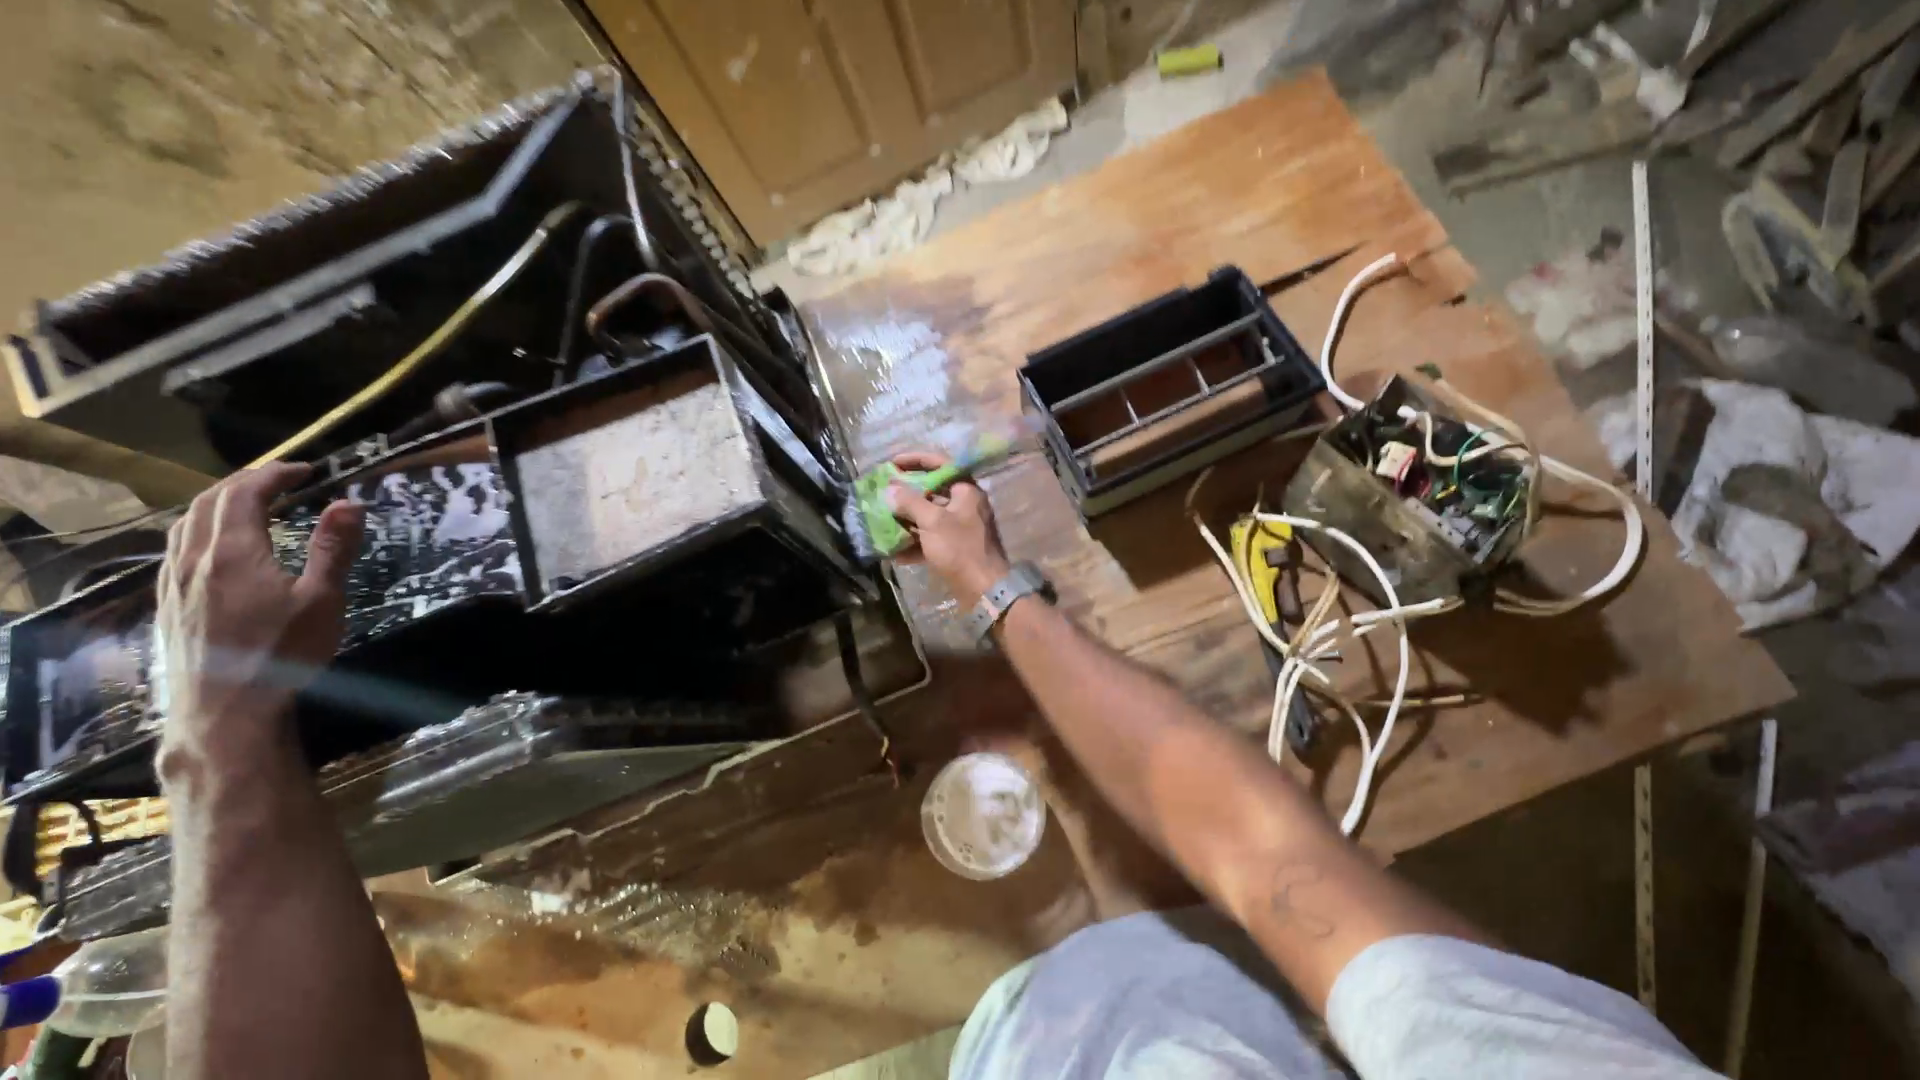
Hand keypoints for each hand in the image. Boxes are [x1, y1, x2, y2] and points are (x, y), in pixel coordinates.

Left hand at [156, 463, 364, 768]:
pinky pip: (176, 551)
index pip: (246, 494)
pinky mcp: (168, 606)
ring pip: (185, 526)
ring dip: (216, 504)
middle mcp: (195, 560)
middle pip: (208, 503)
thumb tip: (349, 502)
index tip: (306, 469)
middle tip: (280, 481)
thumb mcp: (322, 601)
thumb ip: (333, 549)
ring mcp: (174, 584)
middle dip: (245, 483)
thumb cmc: (282, 654)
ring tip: (247, 505)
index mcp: (233, 552)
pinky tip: (215, 549)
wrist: (226, 713)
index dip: (275, 474)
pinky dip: (199, 531)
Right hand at [885, 452, 1010, 606]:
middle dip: (906, 493)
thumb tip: (891, 489)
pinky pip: (931, 539)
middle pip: (933, 491)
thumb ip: (910, 502)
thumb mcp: (933, 521)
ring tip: (883, 520)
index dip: (915, 460)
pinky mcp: (955, 549)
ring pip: (930, 516)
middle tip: (884, 492)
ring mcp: (961, 528)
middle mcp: (966, 505)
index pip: (940, 463)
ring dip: (907, 519)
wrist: (984, 590)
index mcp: (966, 491)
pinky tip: (894, 552)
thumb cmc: (960, 549)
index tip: (892, 463)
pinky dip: (914, 543)